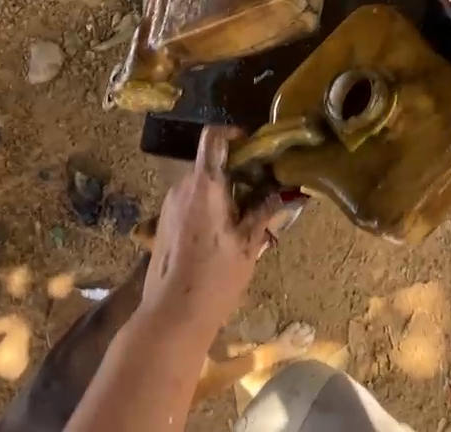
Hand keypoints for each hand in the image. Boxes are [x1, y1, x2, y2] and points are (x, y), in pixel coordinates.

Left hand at [142, 127, 293, 327]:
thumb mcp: (249, 242)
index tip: (255, 148)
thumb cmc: (214, 276)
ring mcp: (170, 205)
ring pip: (202, 184)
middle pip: (212, 163)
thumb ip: (265, 209)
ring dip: (225, 191)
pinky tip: (226, 233)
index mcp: (204, 184)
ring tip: (248, 216)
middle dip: (238, 170)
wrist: (171, 317)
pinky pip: (192, 201)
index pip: (214, 137)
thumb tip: (286, 190)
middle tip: (263, 189)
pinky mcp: (165, 224)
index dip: (234, 133)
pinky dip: (211, 206)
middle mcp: (182, 187)